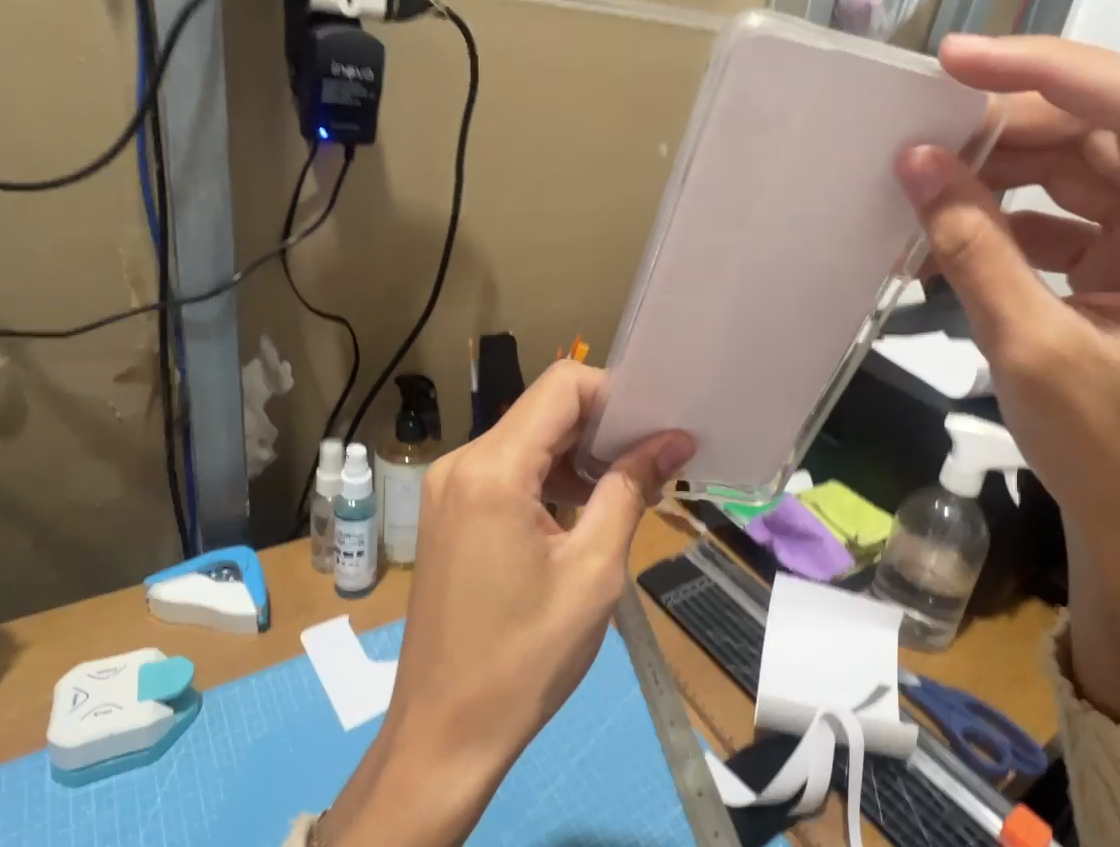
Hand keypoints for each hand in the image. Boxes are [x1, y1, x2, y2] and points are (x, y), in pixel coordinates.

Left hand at [317, 362, 694, 845]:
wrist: (445, 734)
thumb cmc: (526, 657)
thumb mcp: (593, 571)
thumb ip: (630, 490)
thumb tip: (673, 440)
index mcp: (492, 469)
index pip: (563, 386)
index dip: (616, 396)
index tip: (657, 429)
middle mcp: (460, 464)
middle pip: (543, 411)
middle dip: (603, 428)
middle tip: (656, 462)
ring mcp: (448, 489)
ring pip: (526, 441)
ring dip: (579, 457)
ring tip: (631, 492)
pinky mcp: (447, 515)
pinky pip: (507, 473)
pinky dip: (549, 481)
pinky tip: (586, 513)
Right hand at [899, 35, 1119, 736]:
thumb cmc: (1111, 462)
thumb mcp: (1033, 352)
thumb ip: (973, 250)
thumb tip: (915, 164)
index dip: (1056, 71)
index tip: (960, 60)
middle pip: (1115, 131)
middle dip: (1014, 126)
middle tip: (924, 135)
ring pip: (1088, 167)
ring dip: (1004, 170)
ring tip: (926, 184)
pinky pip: (1072, 215)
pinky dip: (1009, 217)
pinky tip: (951, 231)